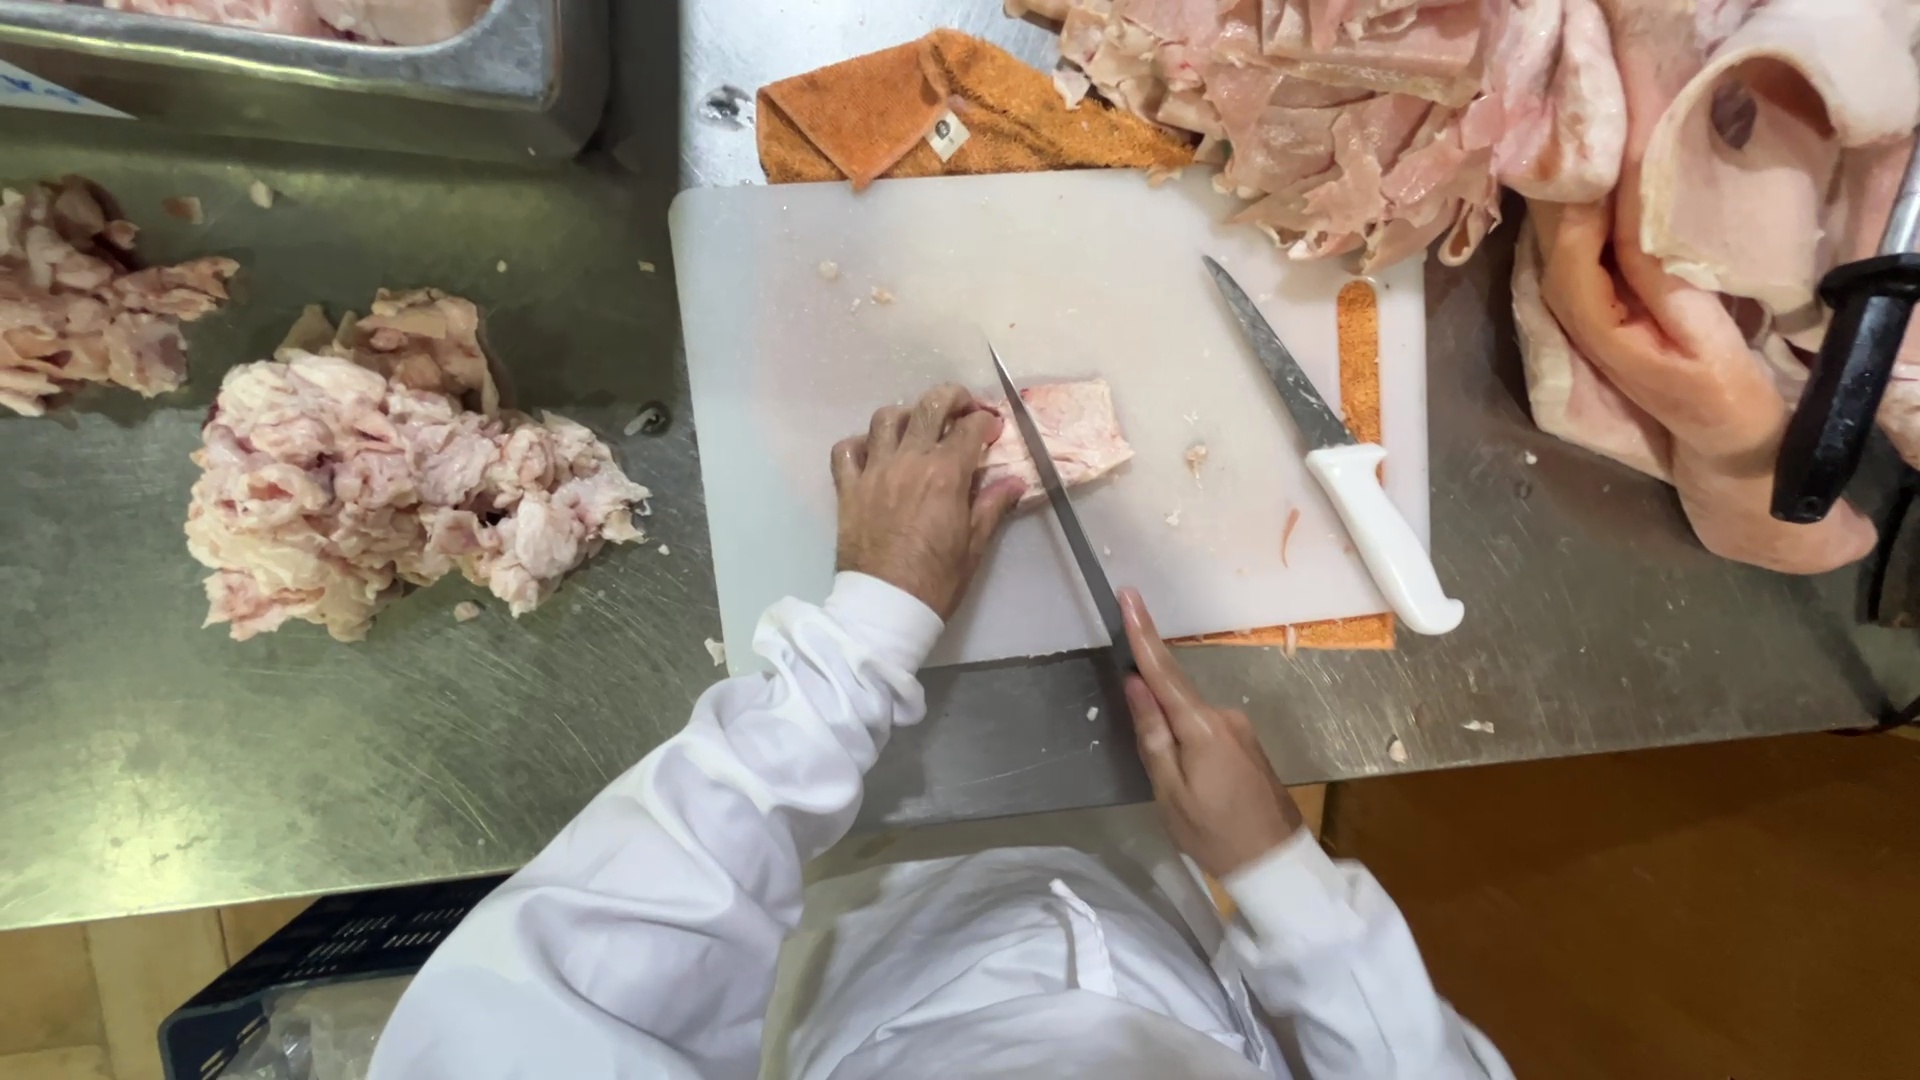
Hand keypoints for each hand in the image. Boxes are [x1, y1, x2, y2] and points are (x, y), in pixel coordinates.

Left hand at [832, 384, 1027, 618]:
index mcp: (945, 474)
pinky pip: (846, 449)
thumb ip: (993, 505)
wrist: (885, 606)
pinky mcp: (848, 488)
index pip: (970, 428)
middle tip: (964, 408)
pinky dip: (860, 443)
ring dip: (907, 414)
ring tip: (918, 427)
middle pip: (929, 407)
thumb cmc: (936, 580)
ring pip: (886, 418)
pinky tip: (874, 452)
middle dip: (952, 398)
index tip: (994, 428)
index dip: (986, 421)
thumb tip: (1015, 481)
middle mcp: (908, 461)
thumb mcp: (974, 545)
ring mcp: (873, 471)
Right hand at [1120, 587, 1303, 877]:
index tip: (1129, 595)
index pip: (1162, 670)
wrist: (1277, 866)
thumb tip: (1135, 683)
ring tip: (1174, 783)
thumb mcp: (1170, 791)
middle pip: (1174, 692)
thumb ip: (1151, 733)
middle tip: (1145, 749)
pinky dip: (1187, 738)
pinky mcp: (1245, 742)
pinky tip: (1189, 777)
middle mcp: (1223, 715)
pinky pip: (1203, 727)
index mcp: (1201, 726)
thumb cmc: (1214, 833)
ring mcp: (1239, 727)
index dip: (1143, 632)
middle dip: (1149, 700)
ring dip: (1170, 729)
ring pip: (1188, 714)